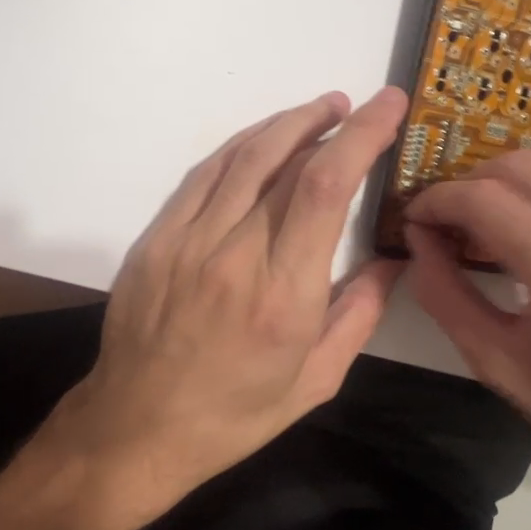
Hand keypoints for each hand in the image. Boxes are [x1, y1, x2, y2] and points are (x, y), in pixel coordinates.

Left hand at [45, 87, 409, 515]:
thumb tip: (392, 258)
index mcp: (282, 294)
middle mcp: (233, 255)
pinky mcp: (154, 239)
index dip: (361, 135)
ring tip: (316, 112)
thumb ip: (359, 313)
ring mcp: (185, 241)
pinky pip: (200, 177)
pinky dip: (236, 148)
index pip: (325, 187)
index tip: (389, 105)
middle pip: (283, 161)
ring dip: (282, 124)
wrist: (138, 424)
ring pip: (239, 158)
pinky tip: (259, 143)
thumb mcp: (315, 380)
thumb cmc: (235, 414)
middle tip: (355, 105)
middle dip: (326, 121)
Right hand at [403, 138, 530, 529]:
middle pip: (521, 163)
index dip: (436, 201)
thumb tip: (417, 242)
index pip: (483, 198)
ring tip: (502, 220)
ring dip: (519, 176)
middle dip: (472, 185)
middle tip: (453, 226)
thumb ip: (448, 297)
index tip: (416, 220)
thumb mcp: (506, 370)